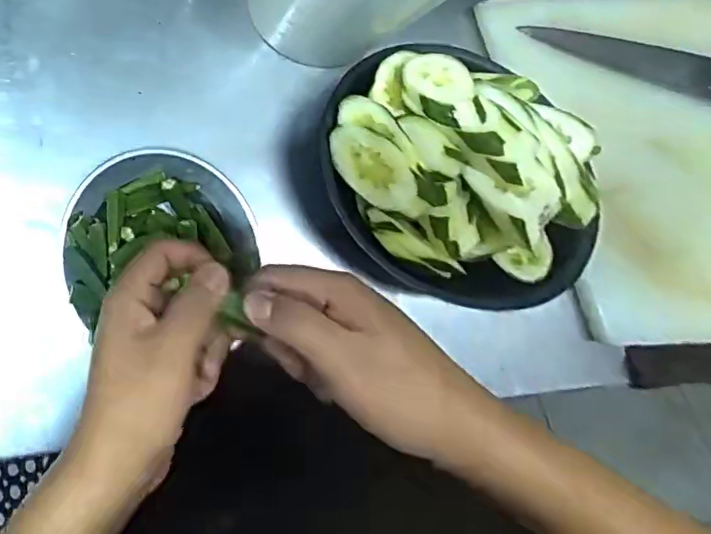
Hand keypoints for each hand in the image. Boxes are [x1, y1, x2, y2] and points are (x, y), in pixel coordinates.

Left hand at [65, 240, 233, 503]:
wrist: (119, 462)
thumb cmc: (142, 399)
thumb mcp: (176, 347)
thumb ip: (199, 302)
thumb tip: (218, 267)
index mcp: (129, 294)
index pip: (162, 252)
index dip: (195, 256)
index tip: (228, 276)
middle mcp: (135, 309)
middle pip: (183, 289)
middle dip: (207, 318)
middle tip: (213, 346)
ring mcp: (145, 338)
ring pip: (191, 322)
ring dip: (205, 348)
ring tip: (200, 376)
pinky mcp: (156, 364)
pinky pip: (187, 349)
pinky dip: (197, 367)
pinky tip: (196, 390)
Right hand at [242, 266, 511, 463]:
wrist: (465, 434)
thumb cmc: (396, 391)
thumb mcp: (336, 357)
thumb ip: (289, 320)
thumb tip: (247, 295)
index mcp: (334, 286)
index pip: (270, 275)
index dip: (250, 301)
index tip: (244, 339)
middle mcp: (341, 293)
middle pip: (282, 299)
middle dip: (277, 334)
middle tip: (295, 368)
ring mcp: (353, 317)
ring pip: (298, 324)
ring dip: (297, 354)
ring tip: (318, 382)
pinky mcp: (362, 342)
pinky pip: (320, 343)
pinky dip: (316, 365)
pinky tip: (331, 388)